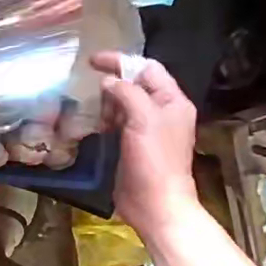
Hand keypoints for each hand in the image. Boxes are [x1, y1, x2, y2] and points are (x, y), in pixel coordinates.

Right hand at [92, 51, 199, 235]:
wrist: (156, 204)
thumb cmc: (154, 160)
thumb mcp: (143, 118)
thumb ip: (126, 93)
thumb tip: (108, 81)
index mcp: (172, 101)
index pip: (147, 68)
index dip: (121, 61)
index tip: (93, 60)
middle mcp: (163, 112)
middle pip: (136, 84)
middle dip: (114, 84)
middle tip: (96, 94)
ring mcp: (148, 130)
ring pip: (125, 104)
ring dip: (109, 104)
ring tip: (98, 115)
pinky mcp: (134, 146)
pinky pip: (119, 123)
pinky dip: (107, 120)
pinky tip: (98, 127)